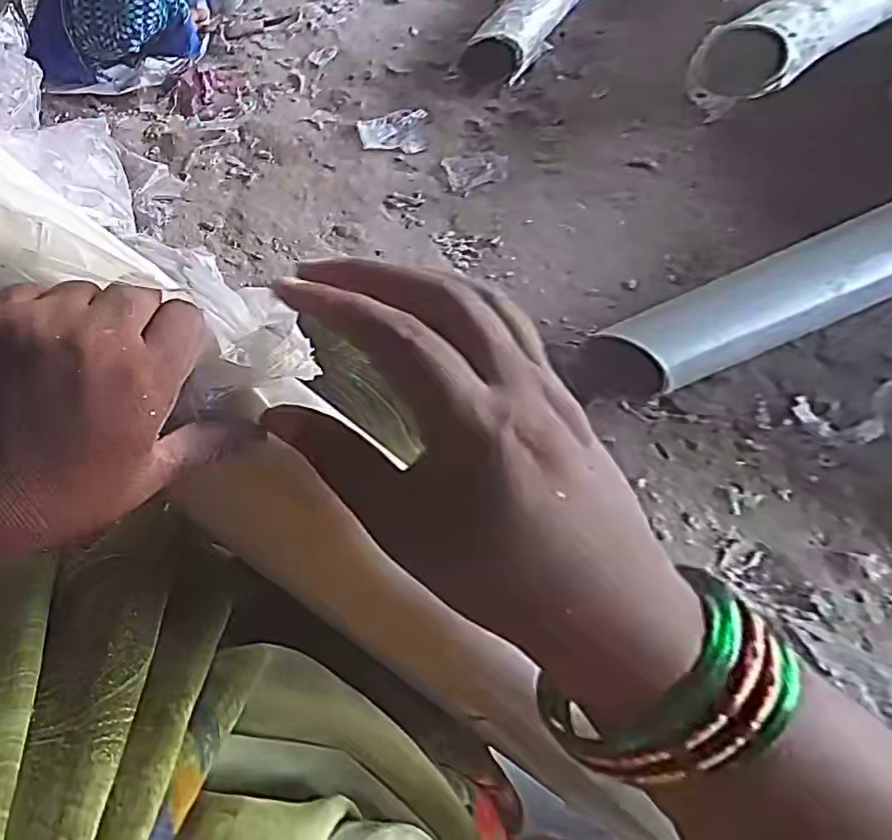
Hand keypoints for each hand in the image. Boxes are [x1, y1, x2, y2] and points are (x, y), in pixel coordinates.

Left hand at [0, 282, 222, 579]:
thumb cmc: (63, 494)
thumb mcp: (142, 479)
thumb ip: (201, 444)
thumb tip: (253, 431)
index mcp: (142, 374)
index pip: (186, 316)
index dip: (178, 338)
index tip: (163, 359)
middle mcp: (97, 334)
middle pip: (139, 294)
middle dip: (137, 321)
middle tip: (116, 357)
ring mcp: (43, 317)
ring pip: (87, 289)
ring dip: (88, 314)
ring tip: (71, 352)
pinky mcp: (1, 310)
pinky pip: (40, 292)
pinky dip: (44, 312)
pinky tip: (35, 347)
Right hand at [262, 259, 703, 721]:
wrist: (615, 617)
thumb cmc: (496, 580)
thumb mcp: (400, 528)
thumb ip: (335, 460)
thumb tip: (275, 415)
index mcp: (473, 422)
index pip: (396, 334)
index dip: (334, 303)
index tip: (286, 290)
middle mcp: (517, 387)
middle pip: (443, 297)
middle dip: (369, 274)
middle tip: (313, 273)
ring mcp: (547, 385)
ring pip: (480, 300)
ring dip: (412, 278)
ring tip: (361, 282)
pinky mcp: (559, 394)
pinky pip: (503, 321)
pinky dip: (450, 299)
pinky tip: (424, 316)